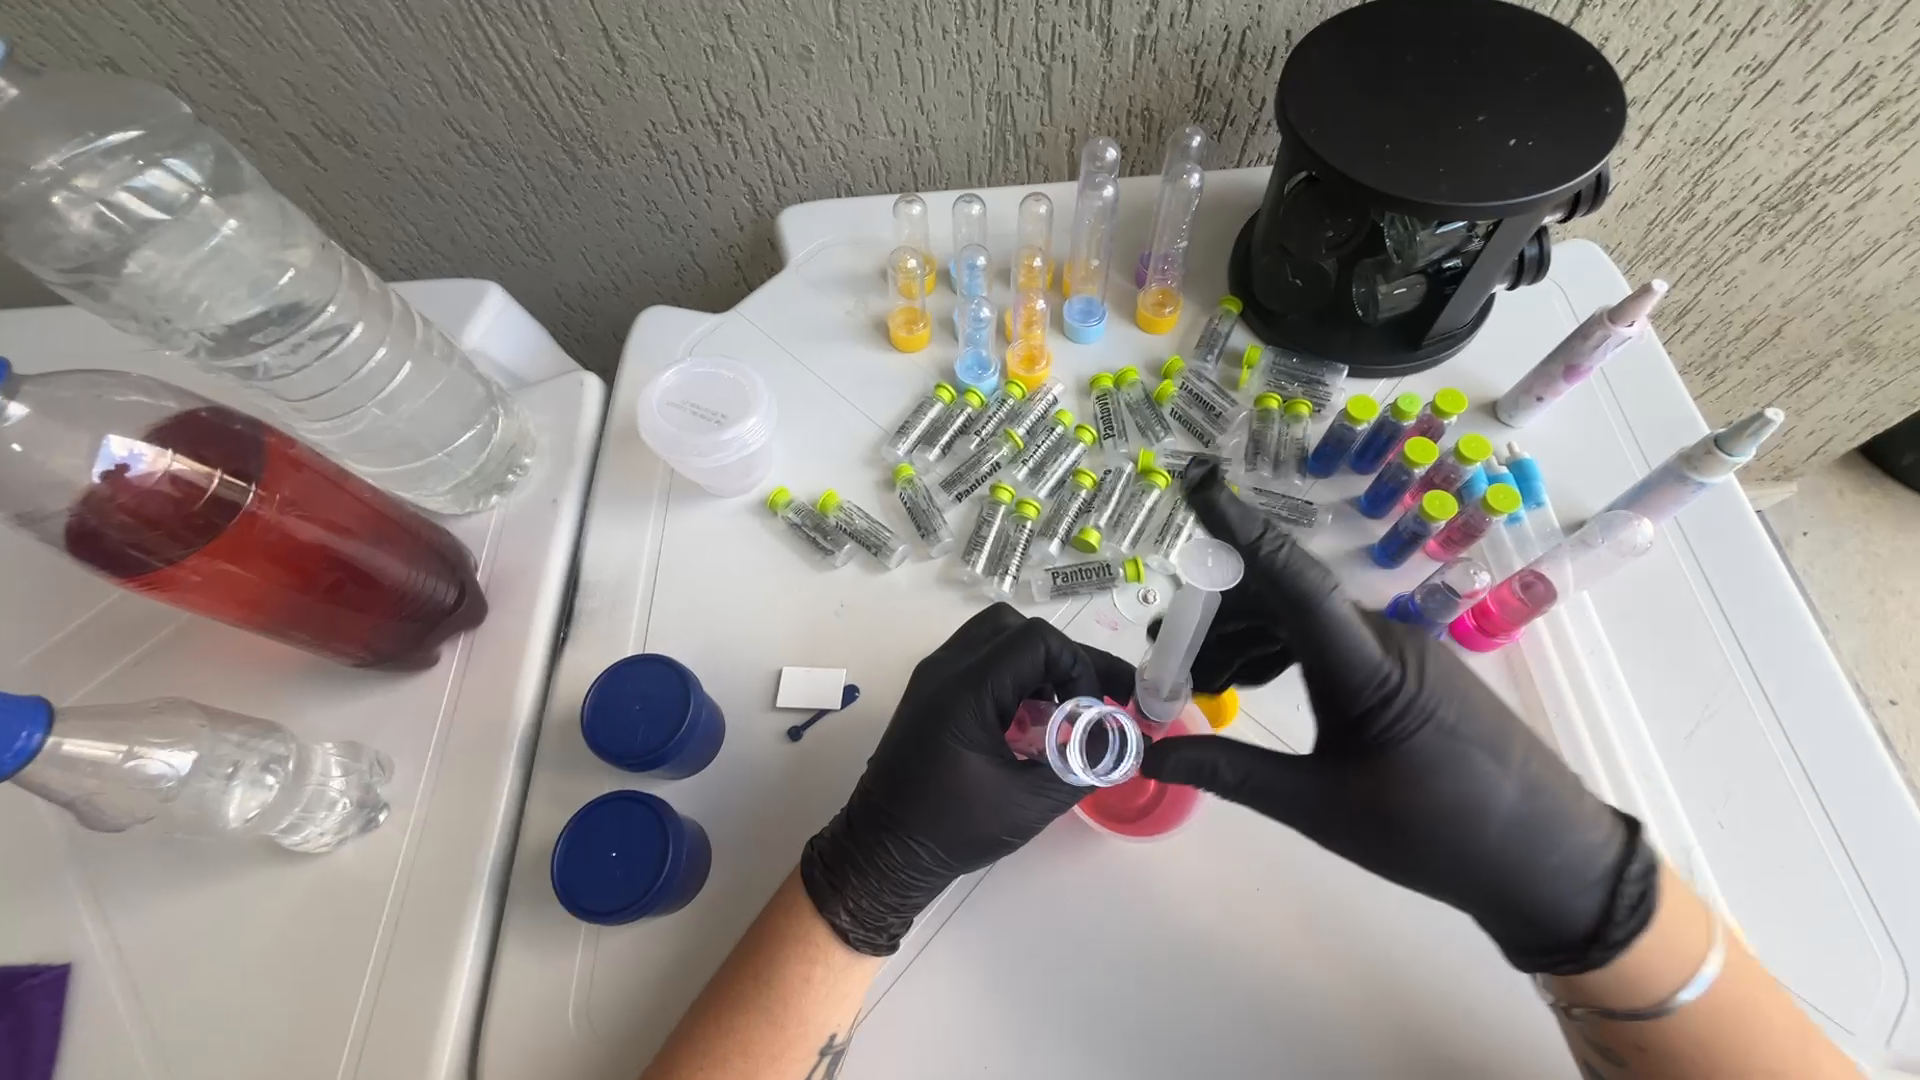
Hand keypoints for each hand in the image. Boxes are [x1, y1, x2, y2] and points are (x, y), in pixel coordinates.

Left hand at [802, 604, 1133, 954]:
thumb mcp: (1028, 802)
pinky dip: (1010, 676)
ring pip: (995, 638)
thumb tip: (1120, 740)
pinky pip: (978, 660)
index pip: (1039, 640)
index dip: (1077, 667)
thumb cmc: (952, 829)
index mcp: (967, 689)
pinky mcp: (929, 690)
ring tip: (1058, 711)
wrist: (881, 849)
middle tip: (1082, 699)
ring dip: (1034, 665)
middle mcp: (945, 667)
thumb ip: (1081, 764)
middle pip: (1015, 626)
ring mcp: (933, 675)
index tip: (1087, 712)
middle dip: (1058, 658)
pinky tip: (1027, 721)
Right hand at [1142, 457, 1658, 974]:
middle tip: (1166, 652)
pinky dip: (1278, 652)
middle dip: (1216, 616)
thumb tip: (1151, 756)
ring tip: (1199, 681)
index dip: (1237, 525)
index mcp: (1361, 662)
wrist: (1550, 861)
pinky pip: (1326, 639)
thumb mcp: (1315, 806)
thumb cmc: (1433, 832)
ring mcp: (1396, 647)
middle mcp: (1379, 636)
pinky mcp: (1405, 666)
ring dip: (1243, 639)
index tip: (1196, 479)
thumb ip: (1228, 770)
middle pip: (1279, 597)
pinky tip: (1249, 683)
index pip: (1289, 574)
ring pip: (1300, 619)